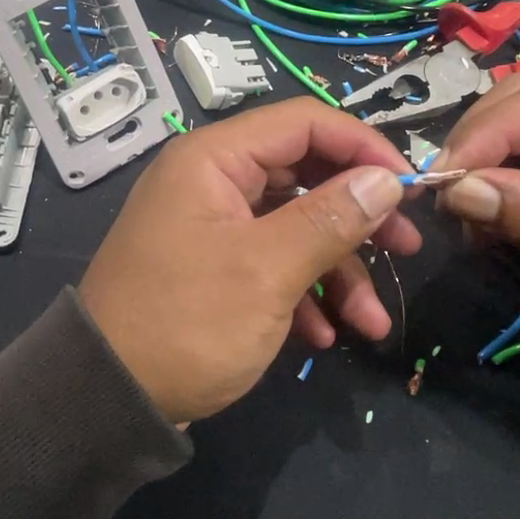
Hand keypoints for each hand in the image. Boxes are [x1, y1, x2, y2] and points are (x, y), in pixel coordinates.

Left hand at [78, 98, 419, 422]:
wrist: (107, 395)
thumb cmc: (187, 321)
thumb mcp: (266, 270)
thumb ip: (330, 218)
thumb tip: (386, 179)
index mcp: (214, 159)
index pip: (303, 123)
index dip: (363, 147)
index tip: (411, 188)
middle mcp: (211, 180)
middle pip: (303, 175)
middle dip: (358, 216)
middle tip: (407, 250)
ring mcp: (210, 225)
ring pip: (293, 226)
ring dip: (338, 271)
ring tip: (372, 322)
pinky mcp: (211, 266)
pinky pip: (270, 262)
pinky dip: (302, 294)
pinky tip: (322, 336)